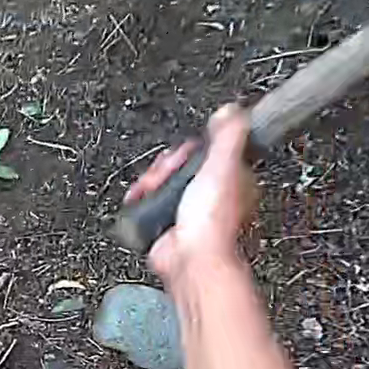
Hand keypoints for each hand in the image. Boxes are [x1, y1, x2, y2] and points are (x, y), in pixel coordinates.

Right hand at [124, 104, 258, 284]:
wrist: (190, 258)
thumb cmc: (210, 221)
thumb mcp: (222, 166)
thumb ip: (227, 136)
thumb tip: (230, 110)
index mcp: (228, 179)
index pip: (204, 152)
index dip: (187, 151)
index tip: (181, 156)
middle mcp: (208, 195)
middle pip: (177, 167)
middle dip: (163, 168)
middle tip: (162, 176)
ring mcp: (185, 210)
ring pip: (160, 183)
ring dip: (148, 183)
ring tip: (147, 191)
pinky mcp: (164, 224)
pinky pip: (147, 204)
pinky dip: (139, 201)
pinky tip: (138, 201)